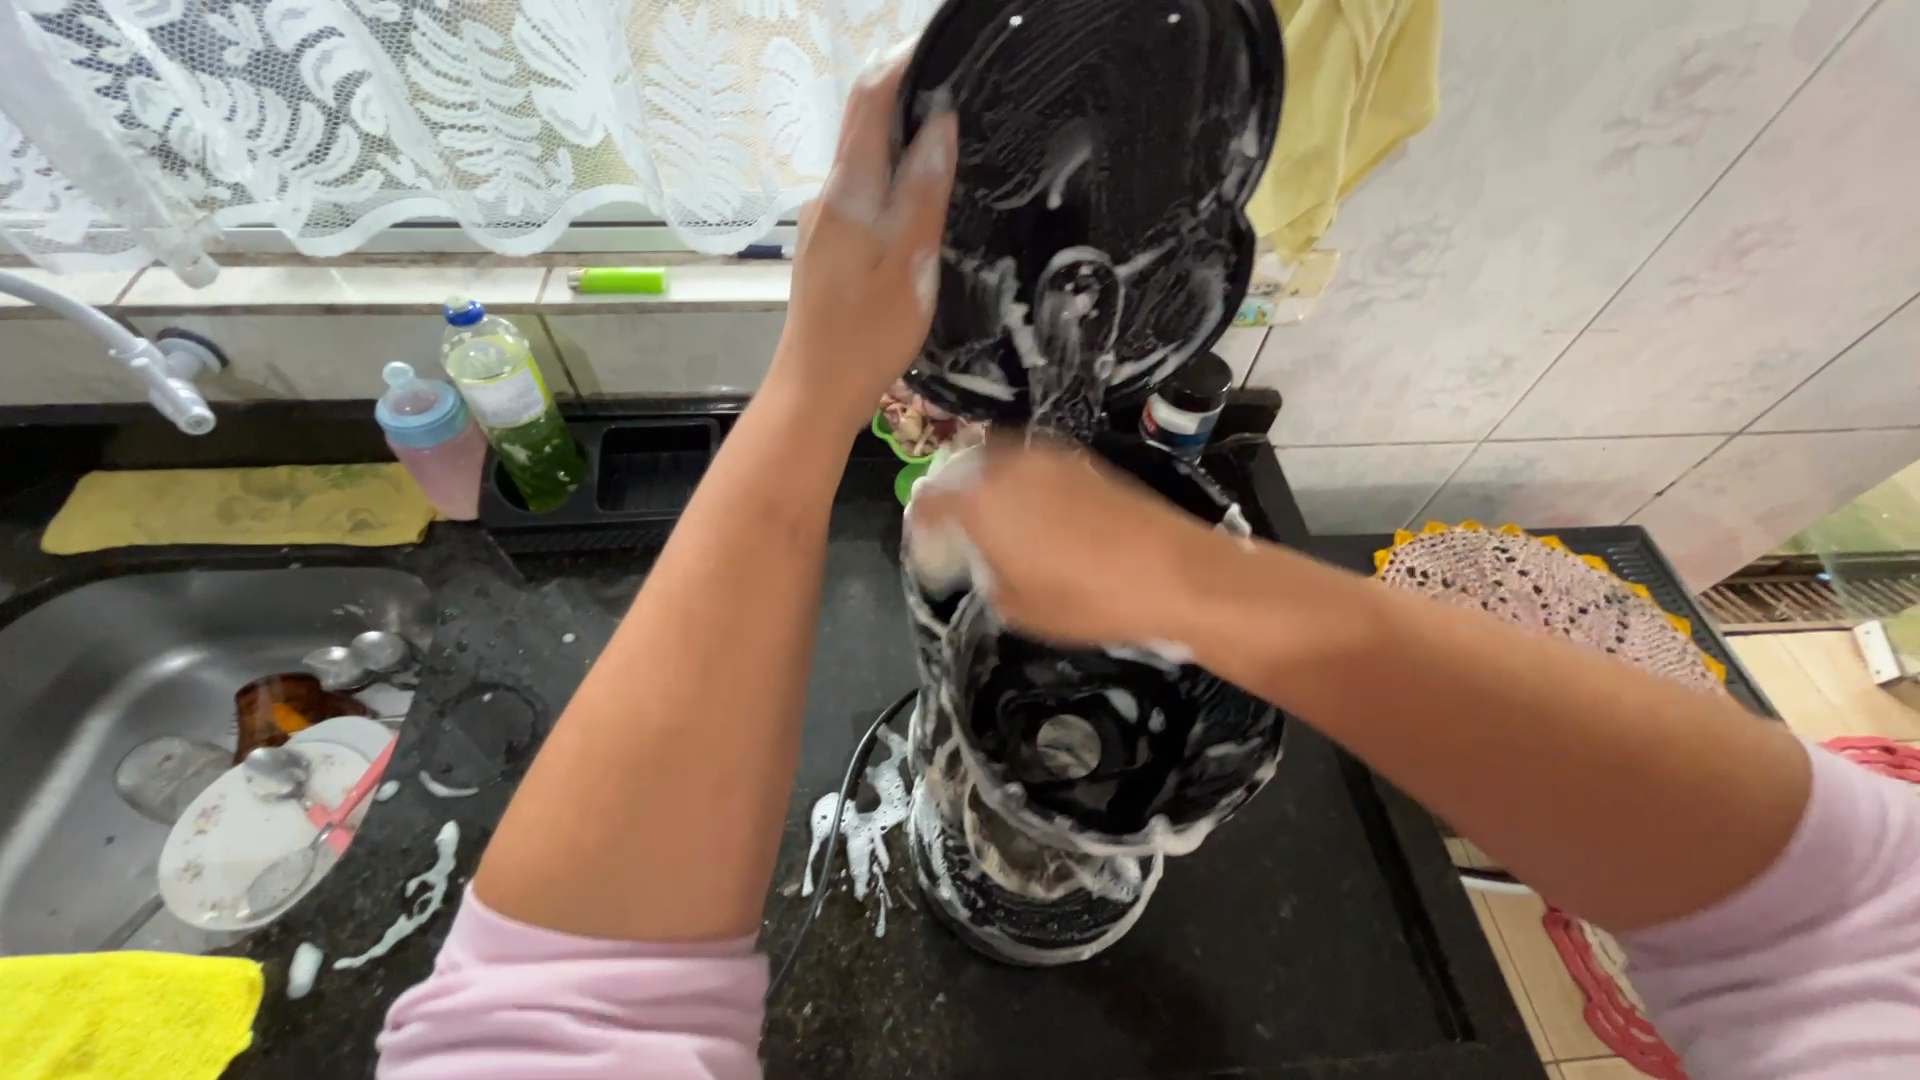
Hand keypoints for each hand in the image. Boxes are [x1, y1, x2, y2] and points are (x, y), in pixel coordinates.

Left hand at [766, 49, 957, 430]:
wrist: (816, 391)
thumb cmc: (866, 335)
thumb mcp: (908, 264)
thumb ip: (922, 194)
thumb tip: (939, 125)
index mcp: (848, 193)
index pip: (870, 100)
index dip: (903, 66)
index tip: (945, 57)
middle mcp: (828, 199)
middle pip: (866, 130)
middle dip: (910, 105)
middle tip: (964, 104)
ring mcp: (824, 227)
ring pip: (865, 169)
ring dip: (903, 150)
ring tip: (951, 152)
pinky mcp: (828, 253)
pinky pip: (863, 202)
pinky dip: (892, 189)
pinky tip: (919, 209)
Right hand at [910, 438, 1223, 647]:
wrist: (1173, 572)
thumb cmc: (1088, 600)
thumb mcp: (1020, 609)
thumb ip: (989, 579)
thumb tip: (989, 565)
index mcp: (981, 504)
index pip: (930, 502)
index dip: (920, 522)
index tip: (925, 541)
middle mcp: (1008, 468)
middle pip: (962, 471)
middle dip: (953, 496)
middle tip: (957, 526)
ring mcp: (1048, 459)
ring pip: (999, 462)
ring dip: (987, 484)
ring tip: (995, 517)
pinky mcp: (1082, 461)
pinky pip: (1034, 465)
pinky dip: (1023, 482)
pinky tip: (1037, 510)